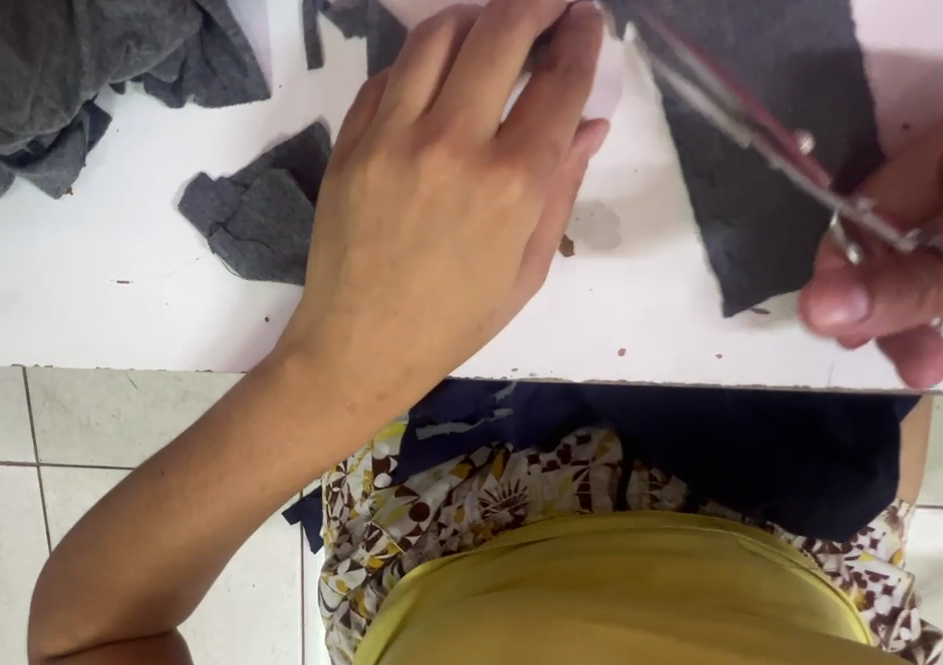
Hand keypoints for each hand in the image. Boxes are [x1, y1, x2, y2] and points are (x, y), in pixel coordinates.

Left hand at [277, 0, 608, 400]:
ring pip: (437, 35)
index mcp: (511, 185)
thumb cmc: (448, 326)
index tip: (585, 20)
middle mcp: (453, 145)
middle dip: (536, 1)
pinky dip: (418, 63)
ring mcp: (392, 141)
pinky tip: (433, 75)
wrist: (357, 351)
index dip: (582, 37)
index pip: (560, 79)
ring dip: (474, 17)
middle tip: (548, 4)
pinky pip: (387, 77)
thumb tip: (591, 125)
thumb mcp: (524, 274)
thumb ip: (561, 192)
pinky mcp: (350, 148)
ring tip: (490, 26)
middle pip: (502, 29)